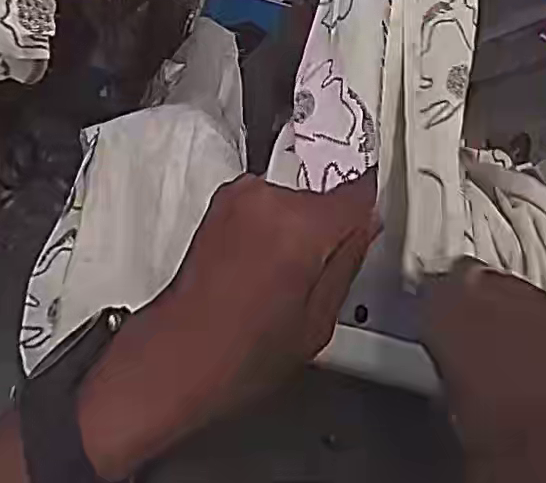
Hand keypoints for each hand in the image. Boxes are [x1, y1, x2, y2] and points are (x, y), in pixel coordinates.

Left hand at [75, 173, 376, 478]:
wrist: (176, 355)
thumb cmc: (238, 353)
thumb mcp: (317, 321)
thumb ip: (349, 260)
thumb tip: (365, 225)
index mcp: (303, 227)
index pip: (358, 191)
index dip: (368, 205)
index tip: (369, 213)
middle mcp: (271, 198)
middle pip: (324, 196)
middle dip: (328, 223)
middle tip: (315, 265)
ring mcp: (244, 194)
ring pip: (295, 196)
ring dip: (296, 221)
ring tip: (279, 269)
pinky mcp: (224, 199)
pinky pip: (267, 199)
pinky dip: (270, 220)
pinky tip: (259, 261)